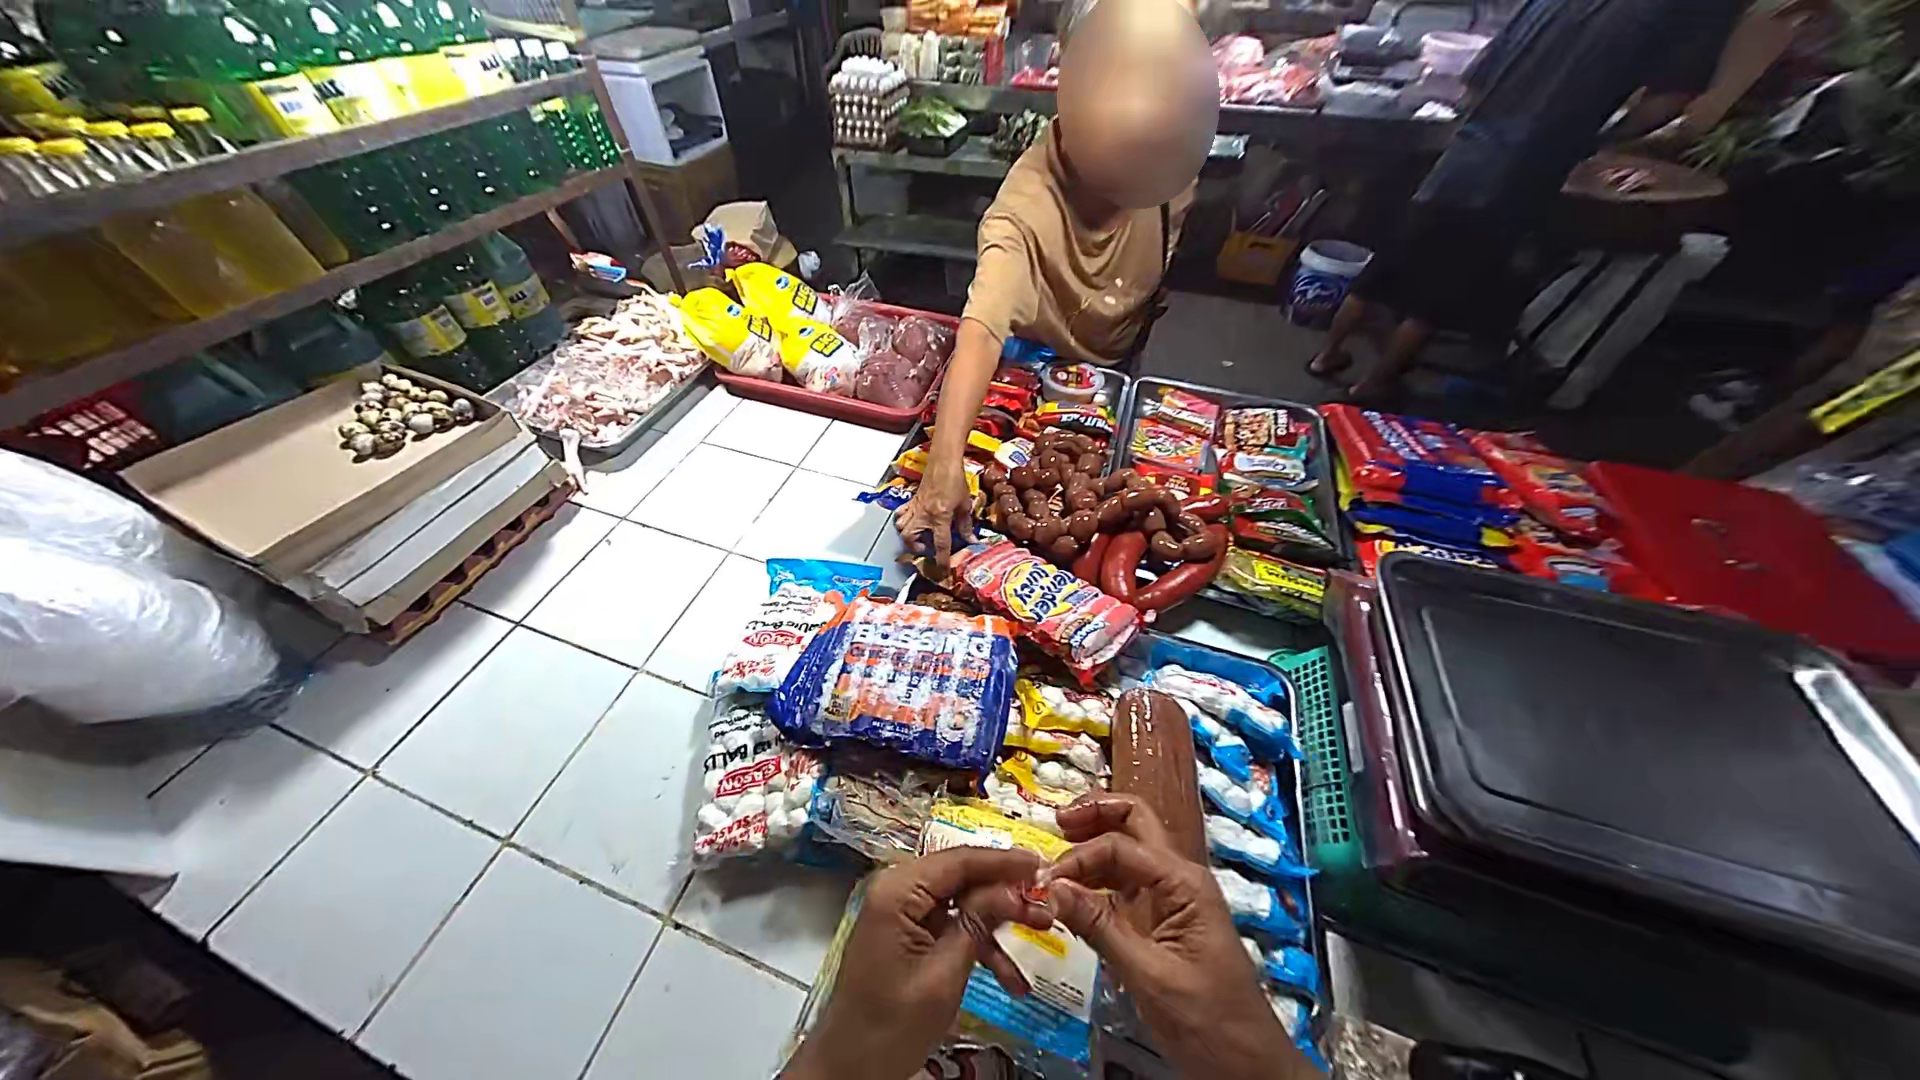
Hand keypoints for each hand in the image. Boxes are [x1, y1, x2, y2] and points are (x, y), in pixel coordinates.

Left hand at [784, 847, 1052, 1079]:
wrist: (849, 1070)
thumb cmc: (891, 1026)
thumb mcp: (944, 975)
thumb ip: (978, 924)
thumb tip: (1014, 889)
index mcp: (898, 889)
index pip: (959, 860)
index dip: (1003, 861)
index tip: (1041, 863)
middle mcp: (899, 888)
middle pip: (962, 877)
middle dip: (1005, 893)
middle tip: (1045, 903)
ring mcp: (903, 910)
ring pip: (962, 901)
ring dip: (997, 923)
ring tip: (1039, 934)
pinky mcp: (909, 931)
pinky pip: (951, 923)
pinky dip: (978, 943)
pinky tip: (1009, 974)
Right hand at [893, 450, 973, 566]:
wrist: (944, 461)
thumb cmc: (956, 480)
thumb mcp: (965, 504)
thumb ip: (966, 524)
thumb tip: (971, 540)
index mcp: (939, 517)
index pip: (940, 545)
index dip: (941, 560)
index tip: (943, 572)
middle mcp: (923, 514)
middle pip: (910, 538)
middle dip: (916, 548)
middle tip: (927, 548)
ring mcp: (915, 507)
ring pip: (901, 527)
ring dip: (908, 536)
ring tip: (919, 536)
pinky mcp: (911, 501)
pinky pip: (900, 514)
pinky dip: (902, 520)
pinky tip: (912, 521)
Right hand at [1044, 794, 1306, 1079]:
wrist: (1250, 1069)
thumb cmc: (1209, 1022)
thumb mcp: (1149, 976)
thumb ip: (1099, 927)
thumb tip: (1051, 887)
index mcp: (1183, 882)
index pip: (1121, 845)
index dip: (1081, 856)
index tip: (1048, 880)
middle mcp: (1176, 876)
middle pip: (1134, 820)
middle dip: (1095, 812)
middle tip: (1057, 822)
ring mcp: (1168, 895)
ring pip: (1127, 847)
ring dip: (1092, 842)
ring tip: (1057, 852)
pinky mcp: (1157, 917)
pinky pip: (1122, 881)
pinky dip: (1095, 876)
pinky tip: (1072, 888)